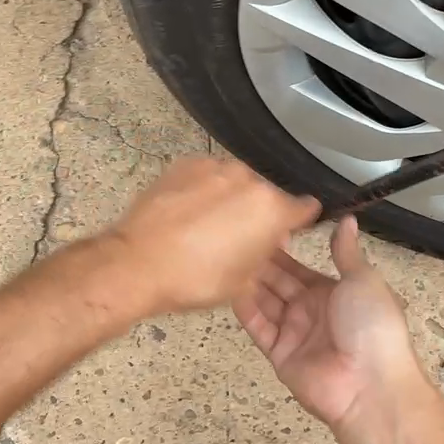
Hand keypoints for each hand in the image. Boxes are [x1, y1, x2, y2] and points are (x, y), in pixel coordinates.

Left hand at [101, 157, 320, 313]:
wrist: (139, 263)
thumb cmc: (194, 277)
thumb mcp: (244, 280)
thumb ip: (266, 253)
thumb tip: (267, 241)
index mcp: (271, 208)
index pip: (304, 207)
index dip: (301, 220)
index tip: (294, 226)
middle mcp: (247, 179)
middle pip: (266, 194)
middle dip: (260, 212)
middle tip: (242, 237)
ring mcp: (214, 167)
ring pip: (235, 182)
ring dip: (231, 199)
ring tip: (210, 226)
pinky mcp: (185, 164)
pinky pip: (206, 176)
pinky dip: (204, 190)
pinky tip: (189, 213)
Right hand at [232, 216, 421, 429]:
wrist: (372, 386)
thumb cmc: (373, 326)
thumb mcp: (363, 281)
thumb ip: (345, 252)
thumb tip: (347, 219)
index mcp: (332, 292)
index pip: (298, 269)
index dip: (281, 251)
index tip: (259, 229)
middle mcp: (310, 311)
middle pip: (278, 284)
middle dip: (259, 264)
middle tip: (235, 239)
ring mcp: (294, 334)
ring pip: (265, 302)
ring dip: (249, 282)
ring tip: (227, 257)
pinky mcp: (279, 355)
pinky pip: (259, 328)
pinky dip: (245, 309)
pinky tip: (228, 287)